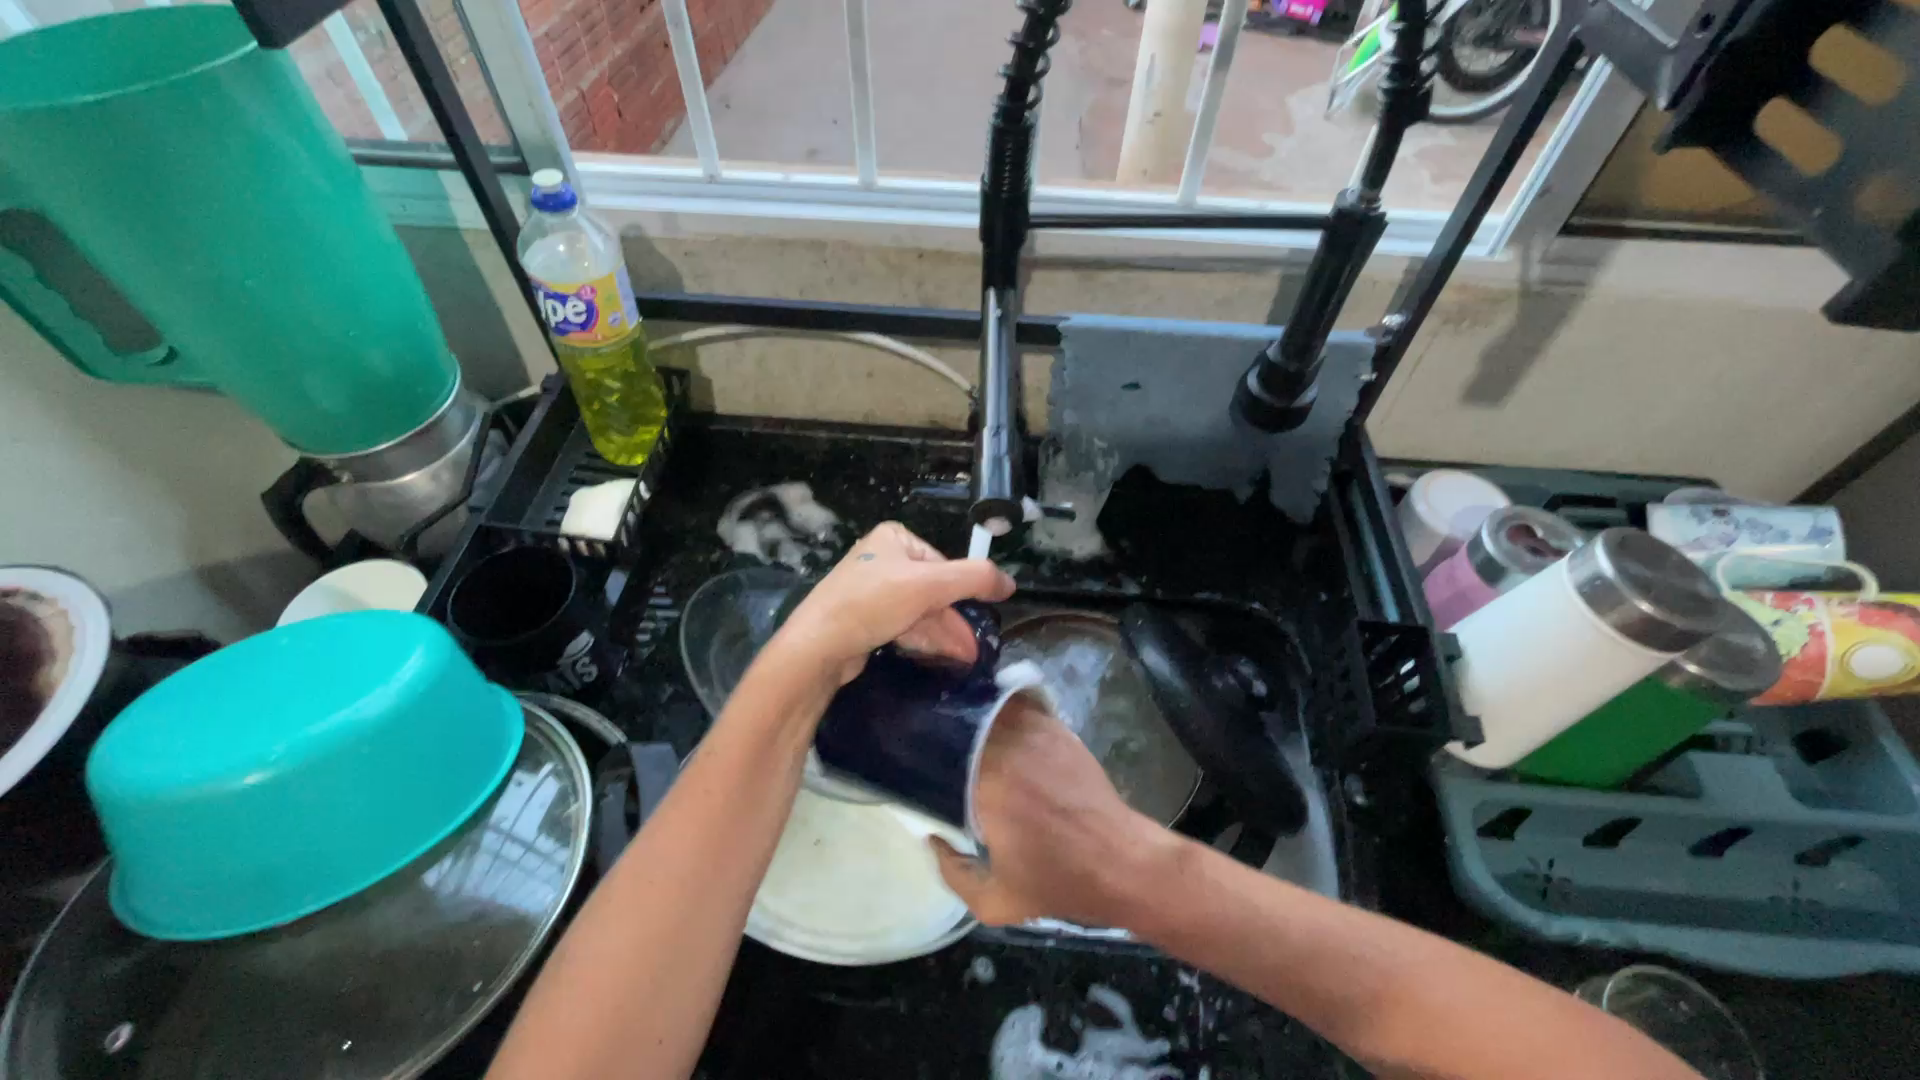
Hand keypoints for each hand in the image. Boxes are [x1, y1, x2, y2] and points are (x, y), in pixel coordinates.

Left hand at [767, 522, 1016, 686]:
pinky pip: (903, 626)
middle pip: (933, 589)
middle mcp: (882, 559)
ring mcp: (871, 590)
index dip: (960, 591)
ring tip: (964, 659)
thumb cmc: (872, 604)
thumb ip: (974, 578)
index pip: (943, 562)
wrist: (818, 646)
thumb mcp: (929, 585)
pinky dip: (923, 639)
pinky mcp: (864, 620)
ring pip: (920, 611)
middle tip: (976, 649)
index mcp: (895, 539)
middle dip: (953, 620)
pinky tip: (942, 656)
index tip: (975, 617)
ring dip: (943, 634)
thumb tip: (1010, 583)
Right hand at [929, 695, 1176, 927]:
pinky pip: (1018, 707)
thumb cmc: (1058, 882)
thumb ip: (951, 872)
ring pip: (988, 709)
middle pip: (960, 722)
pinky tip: (994, 724)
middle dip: (944, 732)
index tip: (915, 765)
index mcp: (983, 783)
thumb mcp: (995, 901)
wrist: (1121, 863)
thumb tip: (933, 838)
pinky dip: (1001, 710)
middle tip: (933, 749)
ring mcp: (1034, 731)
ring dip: (970, 716)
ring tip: (959, 729)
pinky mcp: (1057, 729)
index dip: (922, 755)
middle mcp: (1006, 747)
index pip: (936, 751)